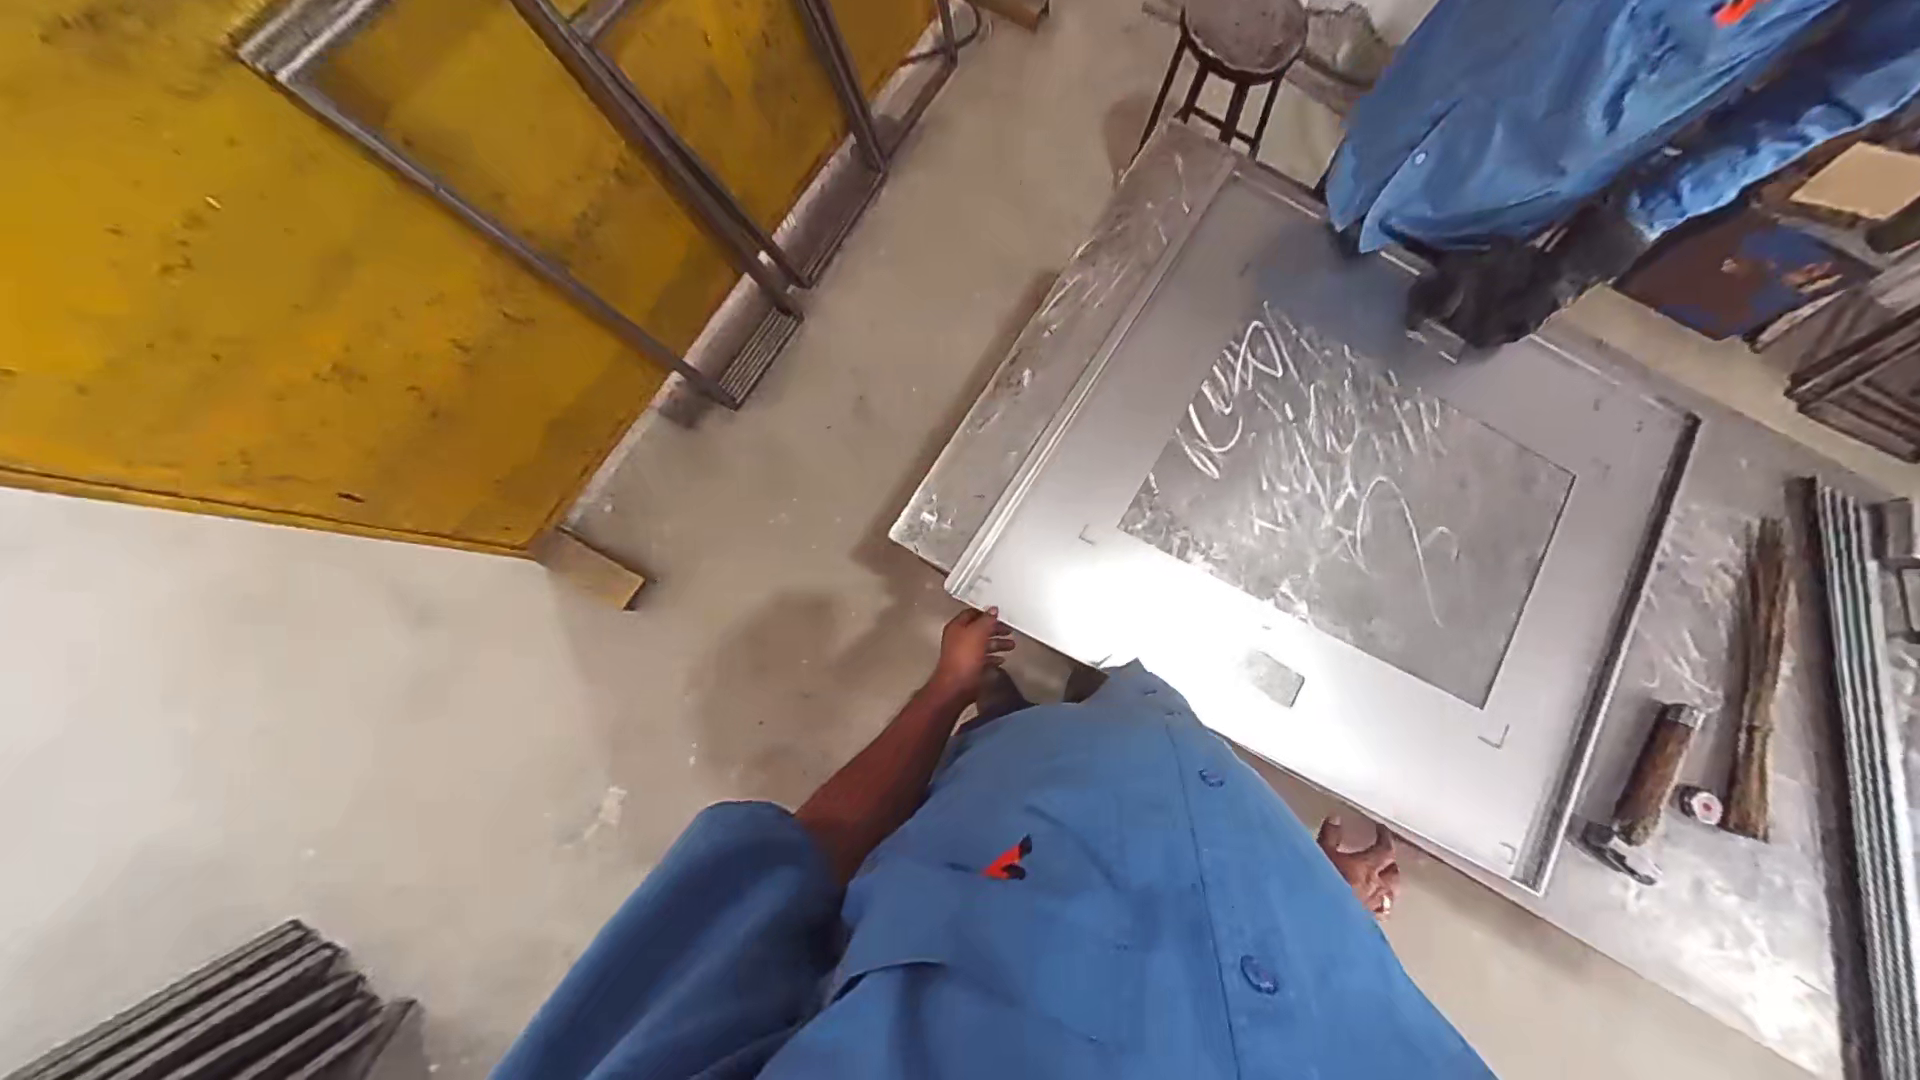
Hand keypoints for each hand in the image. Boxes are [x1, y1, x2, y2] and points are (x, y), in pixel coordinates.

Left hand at [929, 607, 1012, 696]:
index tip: (1001, 613)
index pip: (972, 613)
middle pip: (979, 629)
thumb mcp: (978, 633)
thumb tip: (993, 610)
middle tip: (1010, 630)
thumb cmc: (965, 657)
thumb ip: (986, 620)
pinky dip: (993, 658)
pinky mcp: (970, 667)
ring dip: (998, 643)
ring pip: (983, 644)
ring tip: (1012, 645)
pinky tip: (1002, 660)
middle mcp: (959, 638)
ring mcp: (964, 654)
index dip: (986, 612)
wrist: (956, 686)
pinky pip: (984, 659)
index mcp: (957, 627)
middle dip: (995, 629)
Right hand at [1317, 816, 1400, 919]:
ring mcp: (1375, 905)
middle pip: (1394, 872)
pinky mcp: (1369, 920)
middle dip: (1390, 862)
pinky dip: (1383, 903)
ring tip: (1386, 879)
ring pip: (1393, 893)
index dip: (1385, 838)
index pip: (1386, 849)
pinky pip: (1383, 910)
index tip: (1381, 831)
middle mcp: (1377, 887)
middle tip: (1385, 854)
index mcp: (1367, 867)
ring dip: (1391, 883)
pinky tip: (1378, 904)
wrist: (1320, 915)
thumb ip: (1330, 834)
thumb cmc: (1321, 883)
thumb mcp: (1321, 851)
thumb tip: (1336, 819)